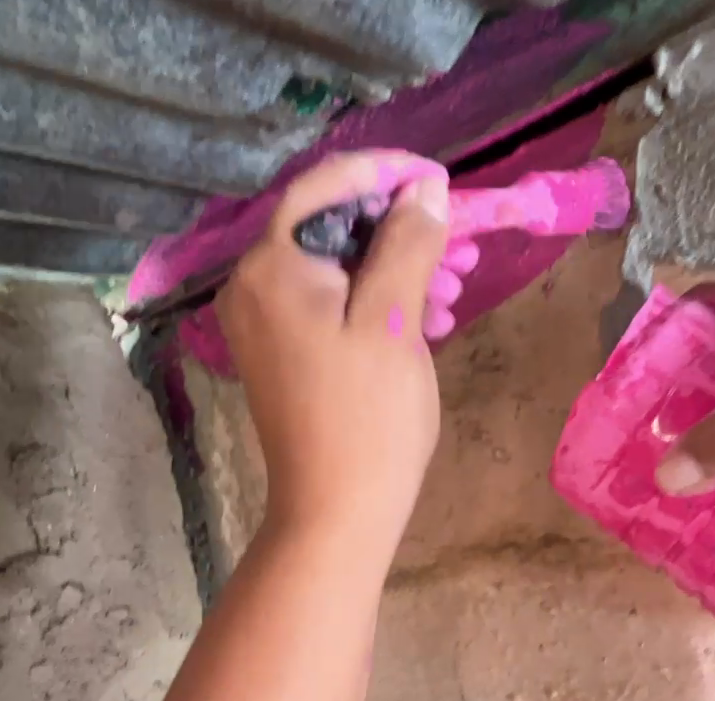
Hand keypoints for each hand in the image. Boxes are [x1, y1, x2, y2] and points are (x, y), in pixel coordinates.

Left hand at [218, 152, 453, 553]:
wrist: (336, 511)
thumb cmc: (368, 418)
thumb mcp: (395, 323)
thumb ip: (407, 244)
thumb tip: (425, 189)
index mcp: (272, 267)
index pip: (326, 188)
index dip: (386, 174)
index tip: (439, 181)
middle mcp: (254, 286)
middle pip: (332, 229)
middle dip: (400, 230)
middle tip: (460, 245)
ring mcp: (265, 324)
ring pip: (338, 270)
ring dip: (397, 269)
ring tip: (455, 286)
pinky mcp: (284, 354)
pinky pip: (331, 306)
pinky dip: (376, 303)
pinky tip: (425, 318)